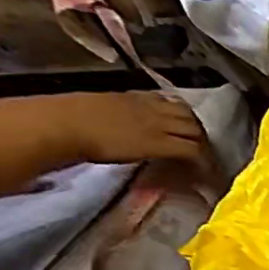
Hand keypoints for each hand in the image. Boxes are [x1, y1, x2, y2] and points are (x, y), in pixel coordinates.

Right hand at [0, 91, 208, 166]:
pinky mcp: (160, 144)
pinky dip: (201, 161)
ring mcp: (158, 125)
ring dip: (203, 146)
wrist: (63, 124)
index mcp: (133, 97)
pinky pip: (192, 151)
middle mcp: (151, 108)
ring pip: (195, 131)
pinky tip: (203, 172)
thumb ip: (112, 113)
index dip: (183, 116)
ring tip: (205, 161)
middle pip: (189, 116)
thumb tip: (111, 124)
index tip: (186, 128)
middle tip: (201, 147)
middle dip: (199, 131)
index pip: (170, 102)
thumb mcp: (95, 108)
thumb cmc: (66, 118)